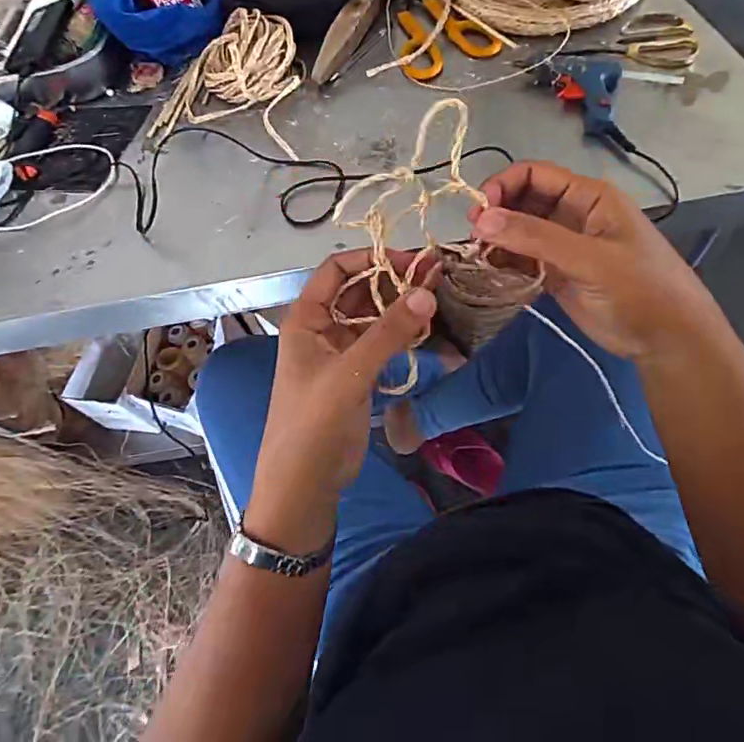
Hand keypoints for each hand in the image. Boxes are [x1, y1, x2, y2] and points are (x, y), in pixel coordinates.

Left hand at [244, 250, 436, 553]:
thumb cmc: (313, 422)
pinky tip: (429, 328)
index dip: (372, 259)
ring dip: (403, 306)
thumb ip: (388, 332)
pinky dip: (404, 333)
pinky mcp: (359, 374)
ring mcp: (342, 352)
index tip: (411, 260)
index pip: (337, 270)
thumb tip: (427, 292)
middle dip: (395, 281)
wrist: (304, 485)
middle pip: (360, 291)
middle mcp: (323, 328)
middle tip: (437, 274)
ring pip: (375, 316)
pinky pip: (383, 342)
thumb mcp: (350, 373)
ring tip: (439, 296)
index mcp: (307, 318)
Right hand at [469, 162, 721, 359]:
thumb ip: (534, 237)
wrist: (668, 341)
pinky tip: (492, 270)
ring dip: (498, 239)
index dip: (503, 185)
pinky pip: (524, 258)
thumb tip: (480, 218)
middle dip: (496, 213)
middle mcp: (573, 214)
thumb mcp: (589, 259)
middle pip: (523, 200)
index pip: (534, 174)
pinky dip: (506, 261)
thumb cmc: (639, 289)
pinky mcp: (558, 273)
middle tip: (473, 237)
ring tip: (478, 257)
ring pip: (519, 230)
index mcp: (588, 196)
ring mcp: (564, 245)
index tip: (480, 211)